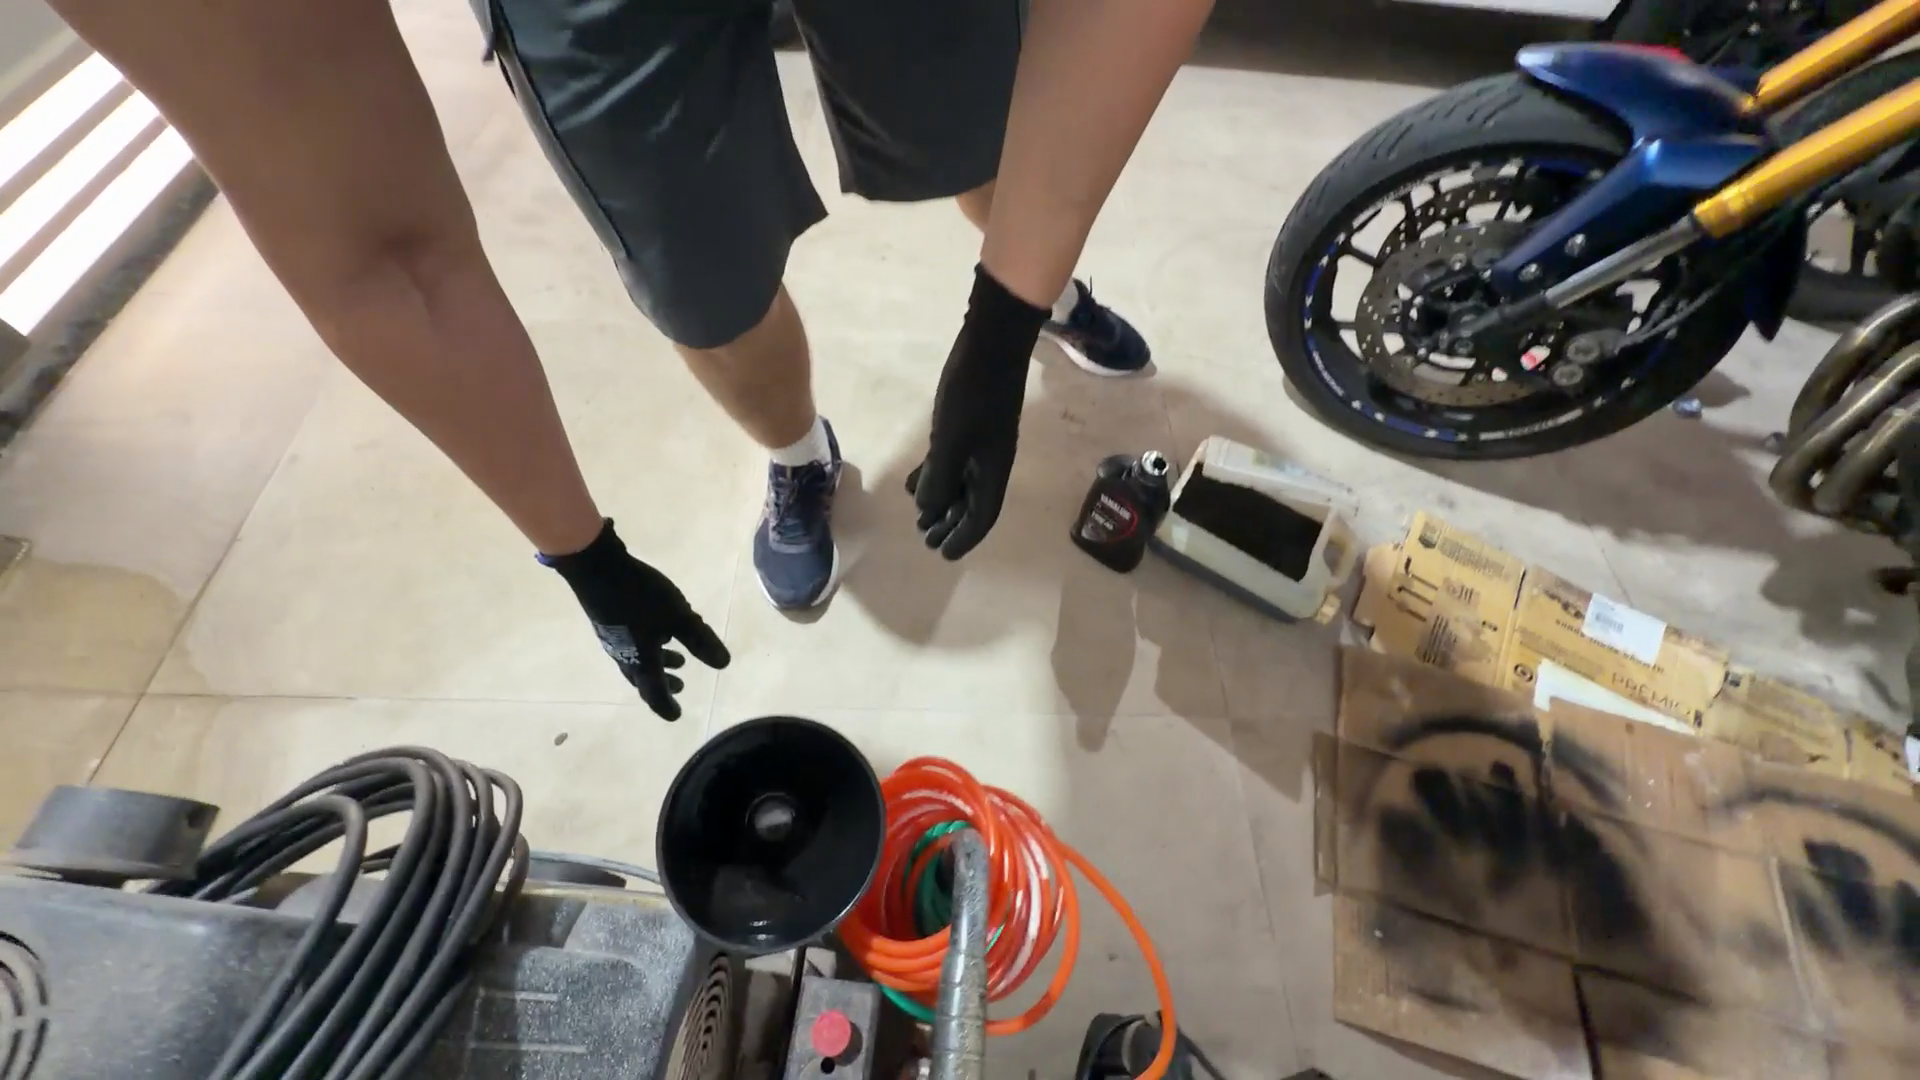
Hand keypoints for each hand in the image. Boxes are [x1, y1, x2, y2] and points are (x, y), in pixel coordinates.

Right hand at [539, 520, 729, 719]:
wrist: (596, 568)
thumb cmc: (640, 596)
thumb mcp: (678, 617)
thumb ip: (700, 640)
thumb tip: (723, 665)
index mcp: (640, 661)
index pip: (654, 692)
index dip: (666, 705)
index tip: (676, 715)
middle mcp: (624, 655)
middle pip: (644, 678)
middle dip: (664, 685)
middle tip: (681, 688)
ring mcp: (614, 637)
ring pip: (638, 659)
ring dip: (659, 663)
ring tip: (679, 660)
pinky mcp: (610, 620)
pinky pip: (633, 643)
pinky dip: (650, 646)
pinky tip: (659, 631)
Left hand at [907, 265, 1050, 558]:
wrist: (992, 340)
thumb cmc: (973, 392)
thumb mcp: (951, 439)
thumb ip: (940, 477)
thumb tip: (928, 509)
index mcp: (993, 470)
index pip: (981, 516)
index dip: (963, 538)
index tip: (942, 554)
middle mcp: (989, 462)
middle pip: (970, 503)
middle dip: (949, 523)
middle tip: (926, 538)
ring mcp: (980, 443)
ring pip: (960, 483)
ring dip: (940, 500)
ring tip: (919, 516)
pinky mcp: (969, 425)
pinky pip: (951, 460)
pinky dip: (935, 474)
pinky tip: (915, 480)